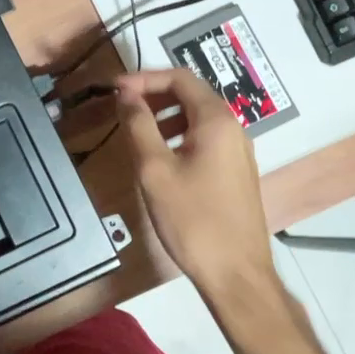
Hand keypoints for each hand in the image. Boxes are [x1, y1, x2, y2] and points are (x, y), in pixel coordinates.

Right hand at [117, 69, 276, 299]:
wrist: (236, 275)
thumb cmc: (192, 219)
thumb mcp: (154, 169)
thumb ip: (139, 125)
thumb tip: (126, 94)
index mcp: (216, 121)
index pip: (179, 78)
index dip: (144, 78)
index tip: (115, 89)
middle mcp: (234, 128)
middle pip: (191, 94)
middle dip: (154, 94)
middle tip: (122, 106)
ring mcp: (239, 151)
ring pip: (198, 116)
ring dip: (165, 114)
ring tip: (136, 130)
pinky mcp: (237, 172)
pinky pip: (206, 137)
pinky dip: (180, 134)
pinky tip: (160, 157)